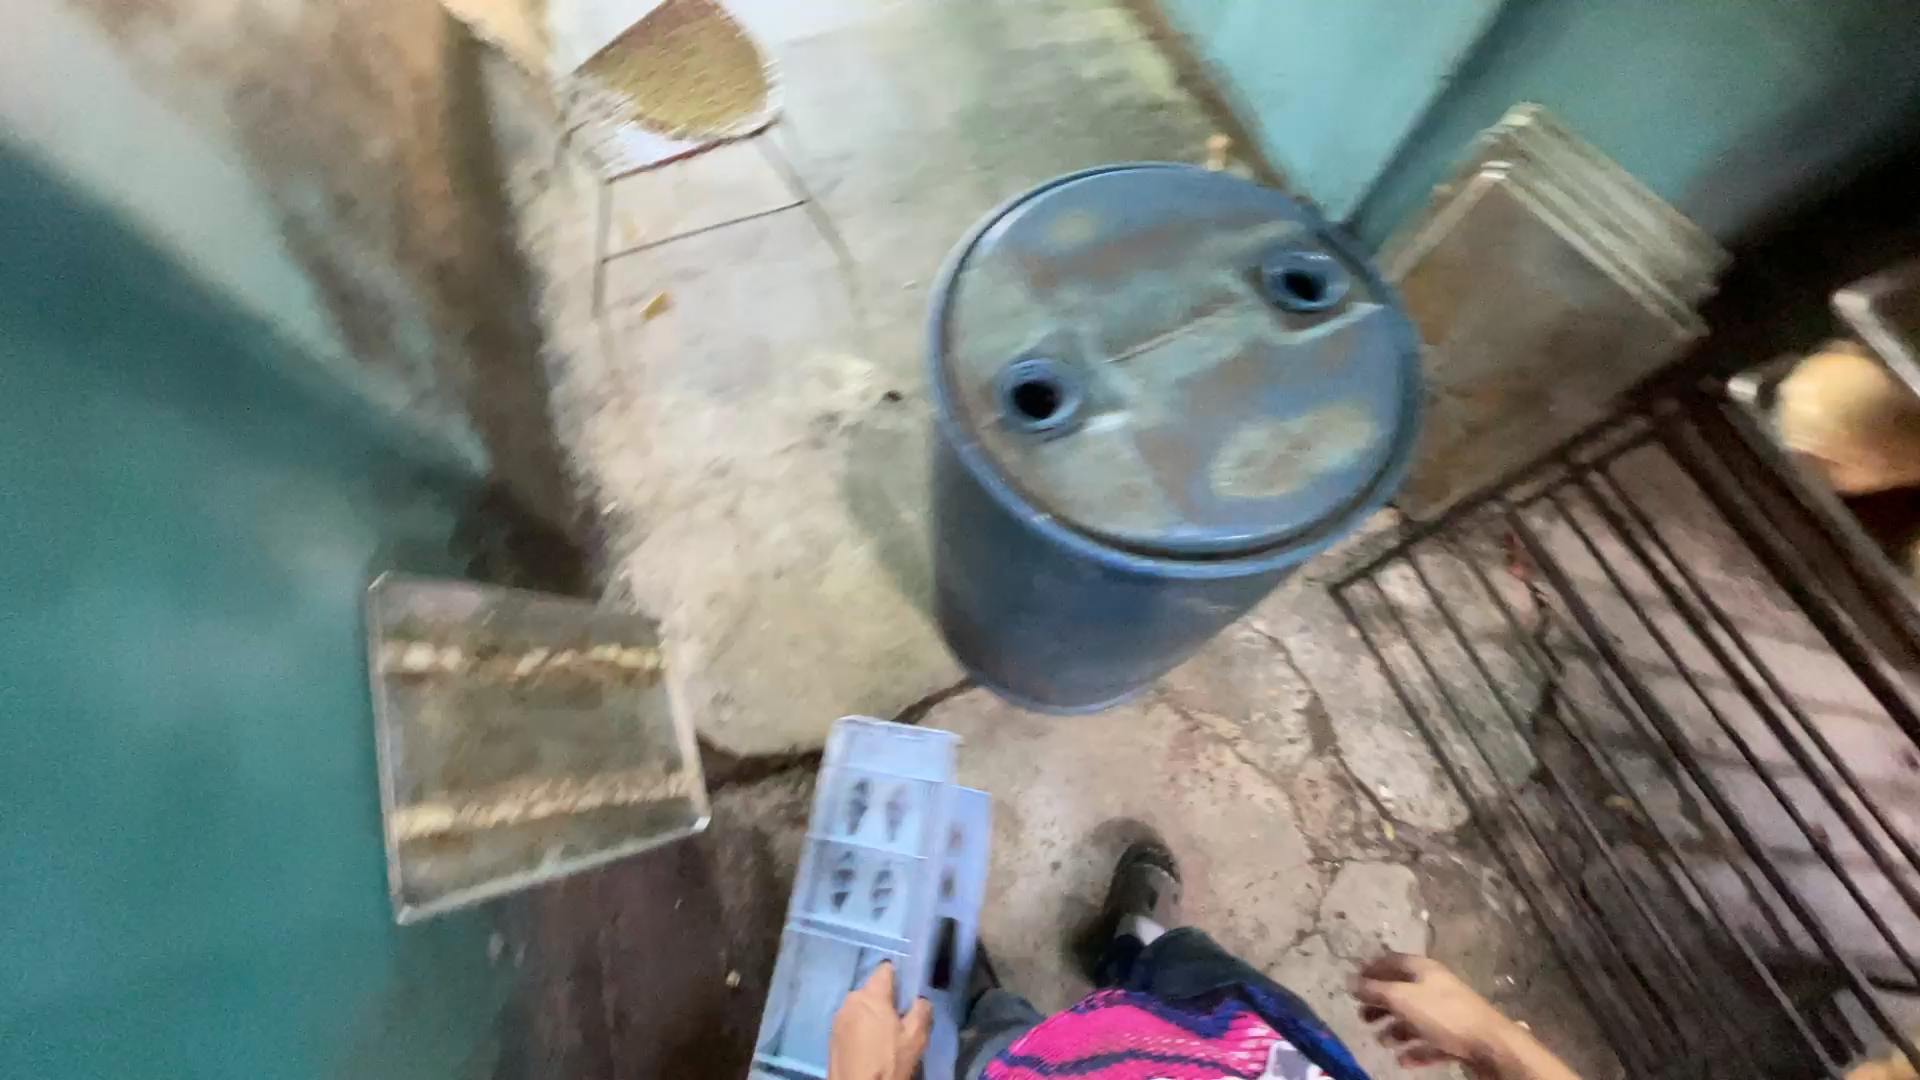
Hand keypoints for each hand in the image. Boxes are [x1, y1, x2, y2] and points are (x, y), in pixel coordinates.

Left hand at [829, 962, 932, 1079]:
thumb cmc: (887, 1063)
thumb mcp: (915, 1038)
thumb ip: (922, 1011)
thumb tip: (921, 999)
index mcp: (871, 993)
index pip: (886, 968)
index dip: (899, 977)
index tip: (906, 995)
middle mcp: (851, 998)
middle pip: (872, 988)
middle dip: (884, 999)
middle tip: (897, 1020)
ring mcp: (838, 1017)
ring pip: (859, 1006)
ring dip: (870, 1014)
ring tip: (881, 1036)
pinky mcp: (831, 1036)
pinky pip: (849, 1022)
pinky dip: (858, 1028)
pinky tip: (866, 1047)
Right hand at [1351, 953, 1516, 1073]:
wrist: (1495, 1049)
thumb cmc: (1444, 1015)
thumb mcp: (1402, 999)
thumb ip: (1374, 990)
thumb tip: (1348, 981)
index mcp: (1422, 969)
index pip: (1389, 961)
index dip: (1369, 970)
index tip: (1353, 984)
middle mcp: (1433, 986)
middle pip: (1399, 991)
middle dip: (1379, 1005)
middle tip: (1362, 1017)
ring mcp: (1447, 1013)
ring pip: (1414, 1018)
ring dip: (1395, 1029)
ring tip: (1381, 1041)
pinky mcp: (1457, 1037)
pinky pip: (1429, 1040)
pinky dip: (1415, 1048)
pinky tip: (1403, 1059)